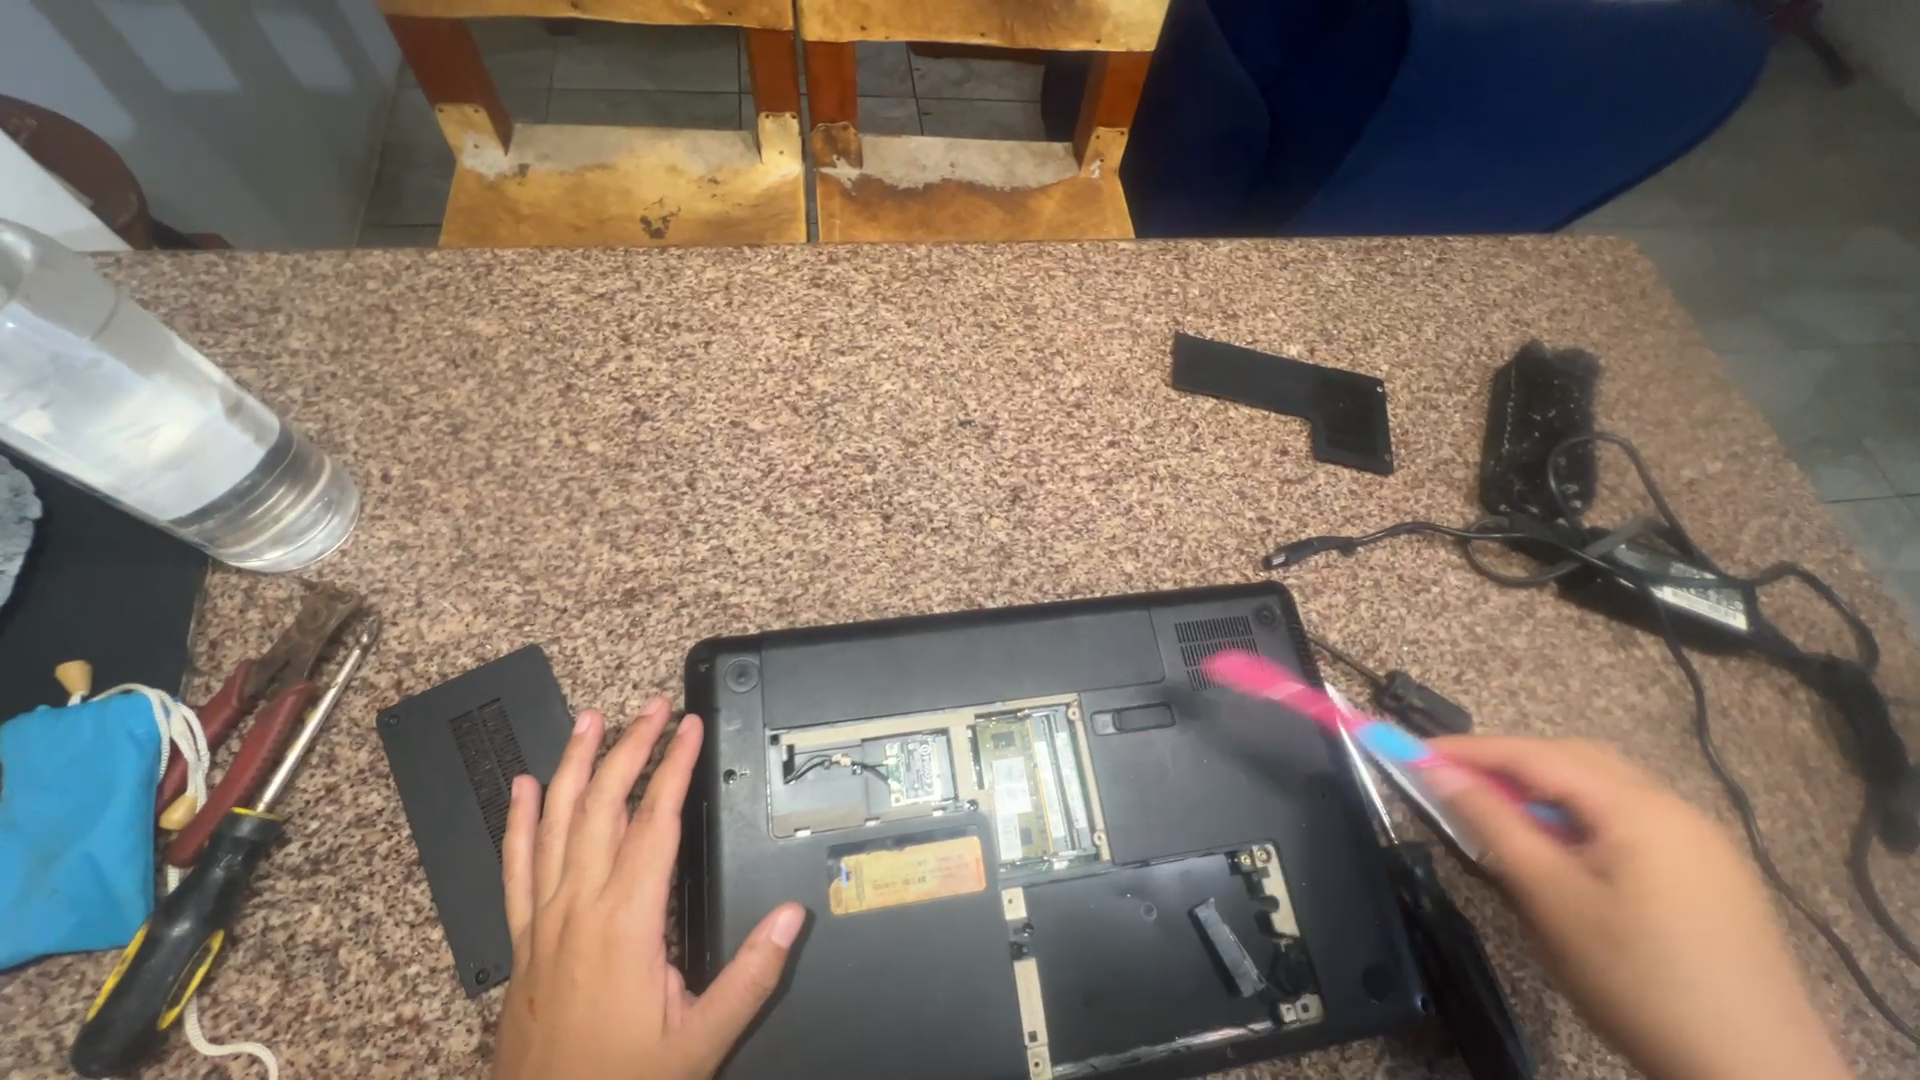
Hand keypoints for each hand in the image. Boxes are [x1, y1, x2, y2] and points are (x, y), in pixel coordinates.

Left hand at [492, 699, 806, 1079]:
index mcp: (626, 924)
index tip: (689, 727)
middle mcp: (578, 910)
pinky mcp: (523, 942)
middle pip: (602, 805)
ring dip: (573, 765)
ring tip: (589, 720)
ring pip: (554, 822)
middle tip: (652, 707)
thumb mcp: (703, 1040)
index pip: (655, 822)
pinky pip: (514, 867)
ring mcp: (543, 922)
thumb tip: (790, 917)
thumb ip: (751, 976)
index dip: (675, 767)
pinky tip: (522, 788)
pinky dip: (518, 821)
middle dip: (629, 747)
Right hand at [1429, 735, 1851, 1079]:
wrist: (1758, 1075)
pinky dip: (1579, 818)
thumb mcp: (1551, 899)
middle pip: (1575, 761)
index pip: (1536, 755)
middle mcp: (1677, 810)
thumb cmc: (1640, 980)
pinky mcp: (1712, 877)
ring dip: (1543, 790)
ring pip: (1604, 791)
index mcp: (1641, 809)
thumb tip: (1436, 770)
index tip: (1410, 750)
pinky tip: (1559, 853)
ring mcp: (1702, 844)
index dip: (1468, 749)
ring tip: (1496, 814)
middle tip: (1449, 779)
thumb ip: (1492, 823)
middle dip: (1507, 762)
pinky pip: (1629, 822)